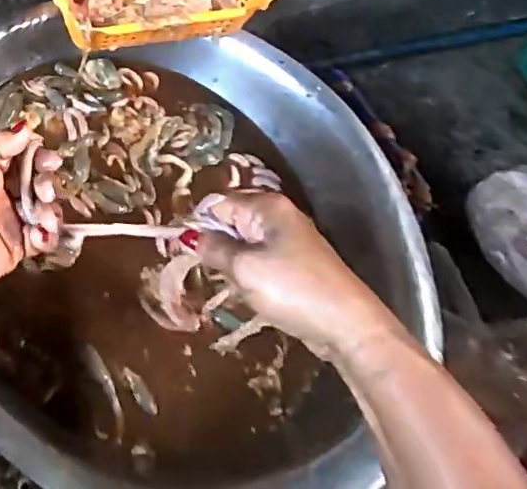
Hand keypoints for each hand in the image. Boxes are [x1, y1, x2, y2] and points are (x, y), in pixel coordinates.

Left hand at [0, 127, 40, 297]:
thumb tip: (27, 128)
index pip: (22, 154)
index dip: (38, 154)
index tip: (49, 159)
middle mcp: (4, 191)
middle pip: (38, 178)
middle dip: (46, 181)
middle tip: (44, 190)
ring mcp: (13, 219)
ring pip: (45, 206)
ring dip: (50, 208)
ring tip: (43, 216)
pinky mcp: (18, 245)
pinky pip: (43, 236)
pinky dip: (48, 234)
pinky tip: (41, 233)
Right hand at [193, 192, 404, 361]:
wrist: (349, 325)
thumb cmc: (293, 289)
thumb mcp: (245, 269)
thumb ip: (214, 249)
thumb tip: (188, 235)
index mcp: (265, 204)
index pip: (217, 202)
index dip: (196, 223)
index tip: (177, 249)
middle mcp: (277, 212)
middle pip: (230, 219)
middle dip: (214, 243)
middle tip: (204, 271)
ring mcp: (289, 236)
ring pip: (244, 241)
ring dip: (232, 262)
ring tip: (230, 285)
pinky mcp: (296, 260)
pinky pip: (260, 257)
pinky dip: (249, 272)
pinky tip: (249, 293)